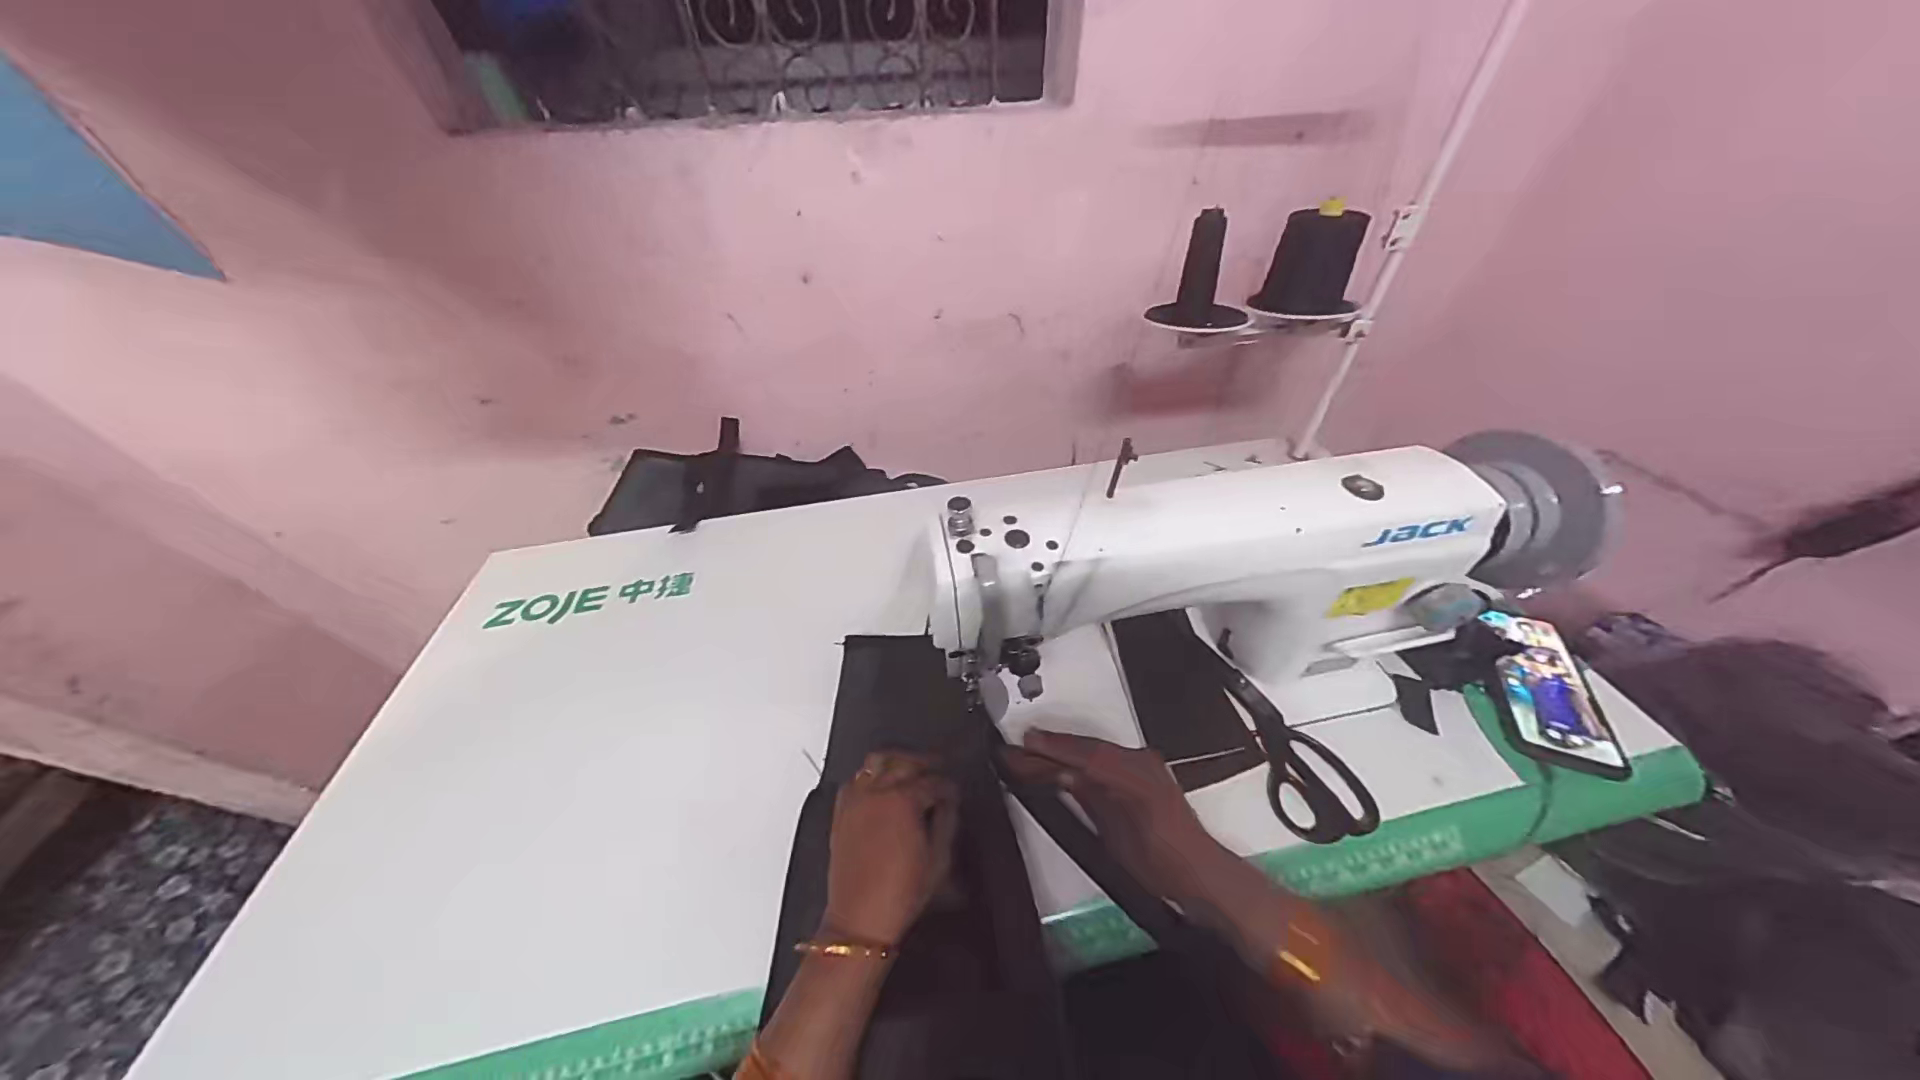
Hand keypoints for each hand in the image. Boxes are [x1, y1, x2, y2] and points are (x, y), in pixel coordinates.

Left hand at [822, 751, 958, 946]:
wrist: (861, 919)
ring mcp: (856, 800)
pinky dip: (869, 775)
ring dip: (896, 760)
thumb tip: (949, 804)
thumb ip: (947, 822)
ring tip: (909, 768)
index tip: (953, 793)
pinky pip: (854, 779)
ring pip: (876, 761)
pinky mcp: (841, 811)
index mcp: (903, 801)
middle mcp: (877, 793)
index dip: (947, 786)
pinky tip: (879, 783)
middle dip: (925, 763)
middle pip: (905, 762)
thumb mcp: (939, 859)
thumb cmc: (899, 893)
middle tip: (938, 770)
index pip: (933, 781)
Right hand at [1000, 730, 1238, 907]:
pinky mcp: (1145, 772)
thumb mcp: (1117, 839)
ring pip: (1097, 751)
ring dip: (1066, 750)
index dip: (1054, 747)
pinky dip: (1084, 759)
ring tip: (1035, 751)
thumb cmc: (1161, 864)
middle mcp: (1143, 763)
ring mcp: (1146, 765)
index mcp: (1138, 777)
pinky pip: (1108, 758)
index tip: (1026, 743)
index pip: (1088, 755)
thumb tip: (1062, 775)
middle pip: (1090, 749)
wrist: (1199, 874)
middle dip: (1054, 747)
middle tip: (1021, 747)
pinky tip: (1066, 764)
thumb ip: (1090, 801)